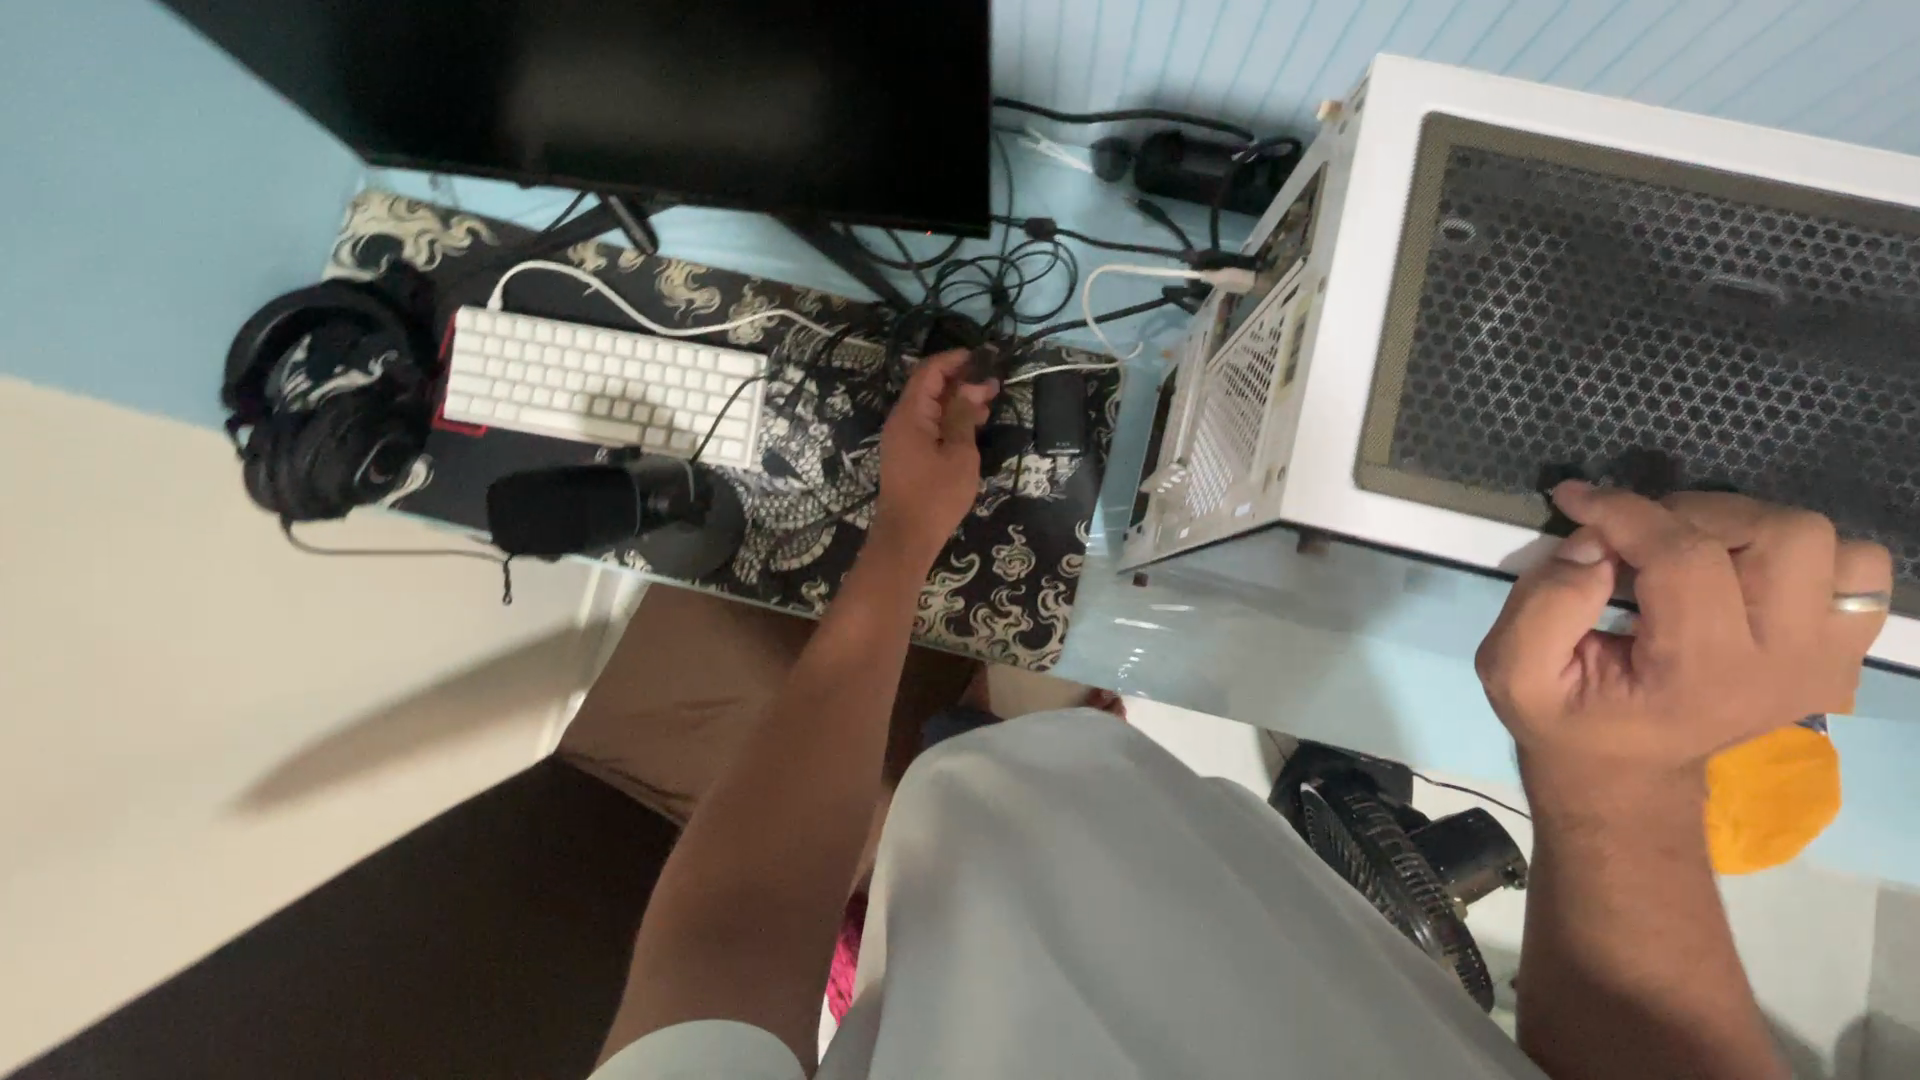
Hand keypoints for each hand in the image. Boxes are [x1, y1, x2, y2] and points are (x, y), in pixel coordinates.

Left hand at [871, 350, 997, 565]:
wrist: (906, 537)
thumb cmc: (936, 495)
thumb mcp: (958, 453)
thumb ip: (963, 416)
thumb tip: (972, 388)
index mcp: (910, 415)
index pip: (928, 372)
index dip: (953, 360)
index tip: (981, 357)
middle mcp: (901, 421)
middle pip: (929, 388)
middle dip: (960, 382)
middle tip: (993, 384)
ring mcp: (901, 439)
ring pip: (930, 409)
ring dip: (957, 402)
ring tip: (989, 403)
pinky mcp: (906, 455)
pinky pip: (928, 426)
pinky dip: (948, 421)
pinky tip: (972, 426)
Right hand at [1475, 482, 1889, 804]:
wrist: (1624, 774)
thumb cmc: (1563, 720)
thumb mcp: (1513, 673)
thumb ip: (1542, 605)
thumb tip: (1592, 543)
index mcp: (1700, 671)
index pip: (1686, 555)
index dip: (1624, 510)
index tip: (1574, 498)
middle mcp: (1786, 663)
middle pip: (1780, 535)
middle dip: (1691, 513)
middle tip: (1632, 531)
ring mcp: (1827, 660)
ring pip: (1828, 545)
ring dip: (1744, 528)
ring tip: (1681, 547)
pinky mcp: (1840, 653)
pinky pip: (1855, 571)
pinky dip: (1790, 553)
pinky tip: (1730, 570)